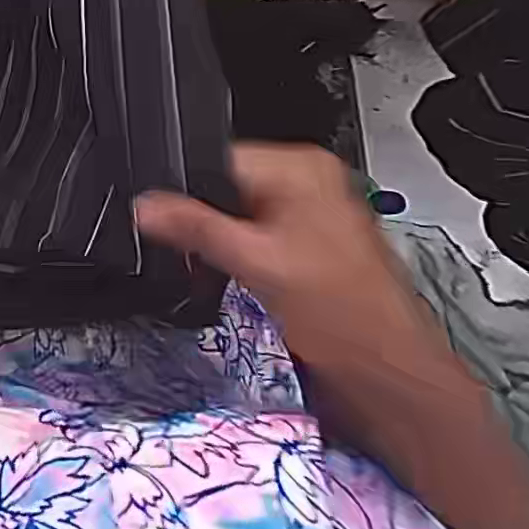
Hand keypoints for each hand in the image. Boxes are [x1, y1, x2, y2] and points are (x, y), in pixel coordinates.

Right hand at [136, 143, 440, 368]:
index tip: (163, 220)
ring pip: (235, 210)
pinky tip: (238, 273)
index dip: (185, 189)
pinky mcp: (304, 237)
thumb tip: (145, 208)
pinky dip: (235, 249)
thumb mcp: (254, 263)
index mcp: (301, 167)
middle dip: (201, 217)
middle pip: (225, 184)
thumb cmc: (344, 316)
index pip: (219, 158)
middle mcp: (308, 180)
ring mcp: (308, 209)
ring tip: (224, 268)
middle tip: (194, 252)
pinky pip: (252, 229)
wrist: (383, 370)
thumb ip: (194, 229)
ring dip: (217, 237)